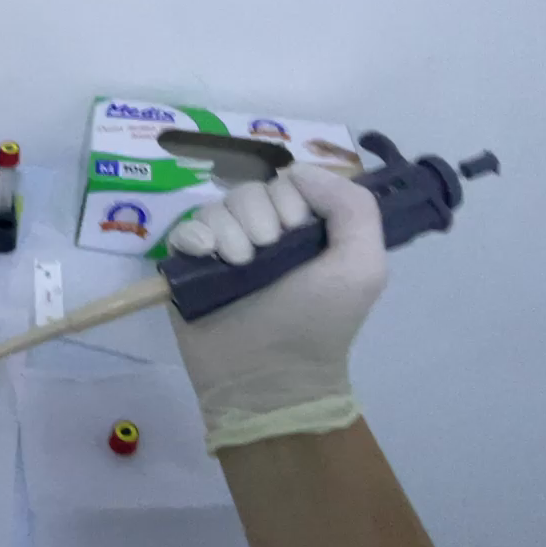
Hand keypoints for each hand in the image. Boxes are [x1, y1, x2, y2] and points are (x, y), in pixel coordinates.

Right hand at [166, 164, 387, 449]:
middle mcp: (262, 233)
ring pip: (216, 208)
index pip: (288, 182)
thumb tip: (297, 171)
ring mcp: (222, 249)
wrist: (265, 375)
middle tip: (264, 257)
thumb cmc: (317, 323)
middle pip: (249, 192)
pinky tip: (205, 258)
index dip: (291, 200)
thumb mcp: (361, 267)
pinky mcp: (188, 266)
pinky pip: (184, 229)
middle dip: (258, 218)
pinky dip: (193, 237)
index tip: (297, 233)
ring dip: (228, 232)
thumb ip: (353, 208)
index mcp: (304, 229)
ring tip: (237, 267)